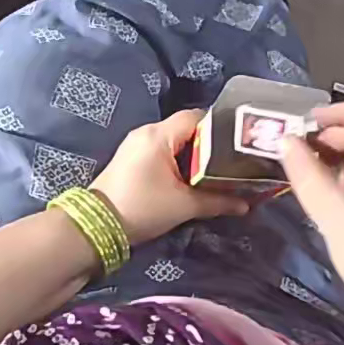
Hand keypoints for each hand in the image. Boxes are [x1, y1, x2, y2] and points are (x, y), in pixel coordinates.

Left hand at [90, 110, 248, 244]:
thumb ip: (218, 201)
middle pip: (186, 128)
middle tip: (232, 161)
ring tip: (216, 171)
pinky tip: (192, 178)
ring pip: (174, 141)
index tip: (237, 145)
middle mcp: (146, 133)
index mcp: (158, 135)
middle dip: (209, 144)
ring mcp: (136, 145)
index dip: (219, 128)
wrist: (97, 227)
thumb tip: (246, 204)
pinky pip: (161, 151)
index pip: (196, 117)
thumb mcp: (184, 206)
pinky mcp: (131, 159)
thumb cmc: (142, 208)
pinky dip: (178, 161)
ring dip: (194, 155)